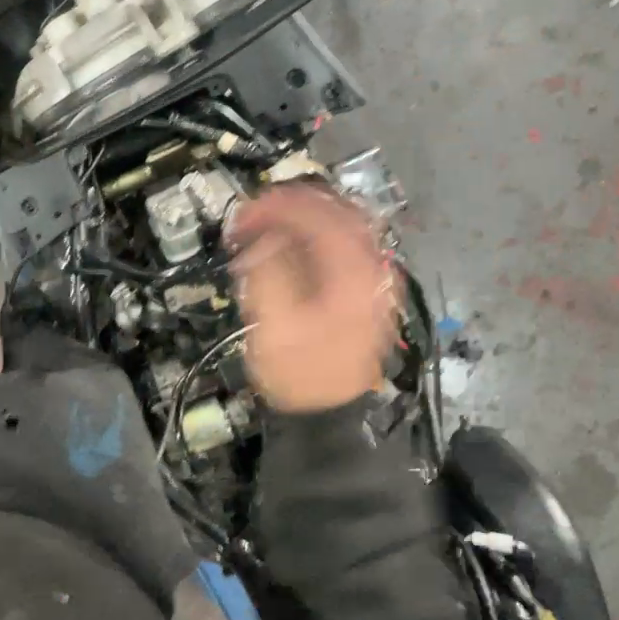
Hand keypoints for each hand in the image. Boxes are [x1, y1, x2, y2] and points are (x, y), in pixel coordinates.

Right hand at [228, 185, 394, 413]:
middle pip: (338, 214)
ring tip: (267, 221)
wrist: (328, 413)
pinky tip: (288, 240)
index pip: (321, 219)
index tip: (246, 212)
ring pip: (342, 226)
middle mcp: (372, 271)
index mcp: (353, 277)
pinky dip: (314, 235)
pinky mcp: (364, 289)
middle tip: (254, 211)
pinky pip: (343, 245)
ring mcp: (372, 280)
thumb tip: (264, 236)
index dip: (280, 207)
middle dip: (292, 205)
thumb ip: (269, 270)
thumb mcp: (273, 324)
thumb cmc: (299, 373)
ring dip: (303, 217)